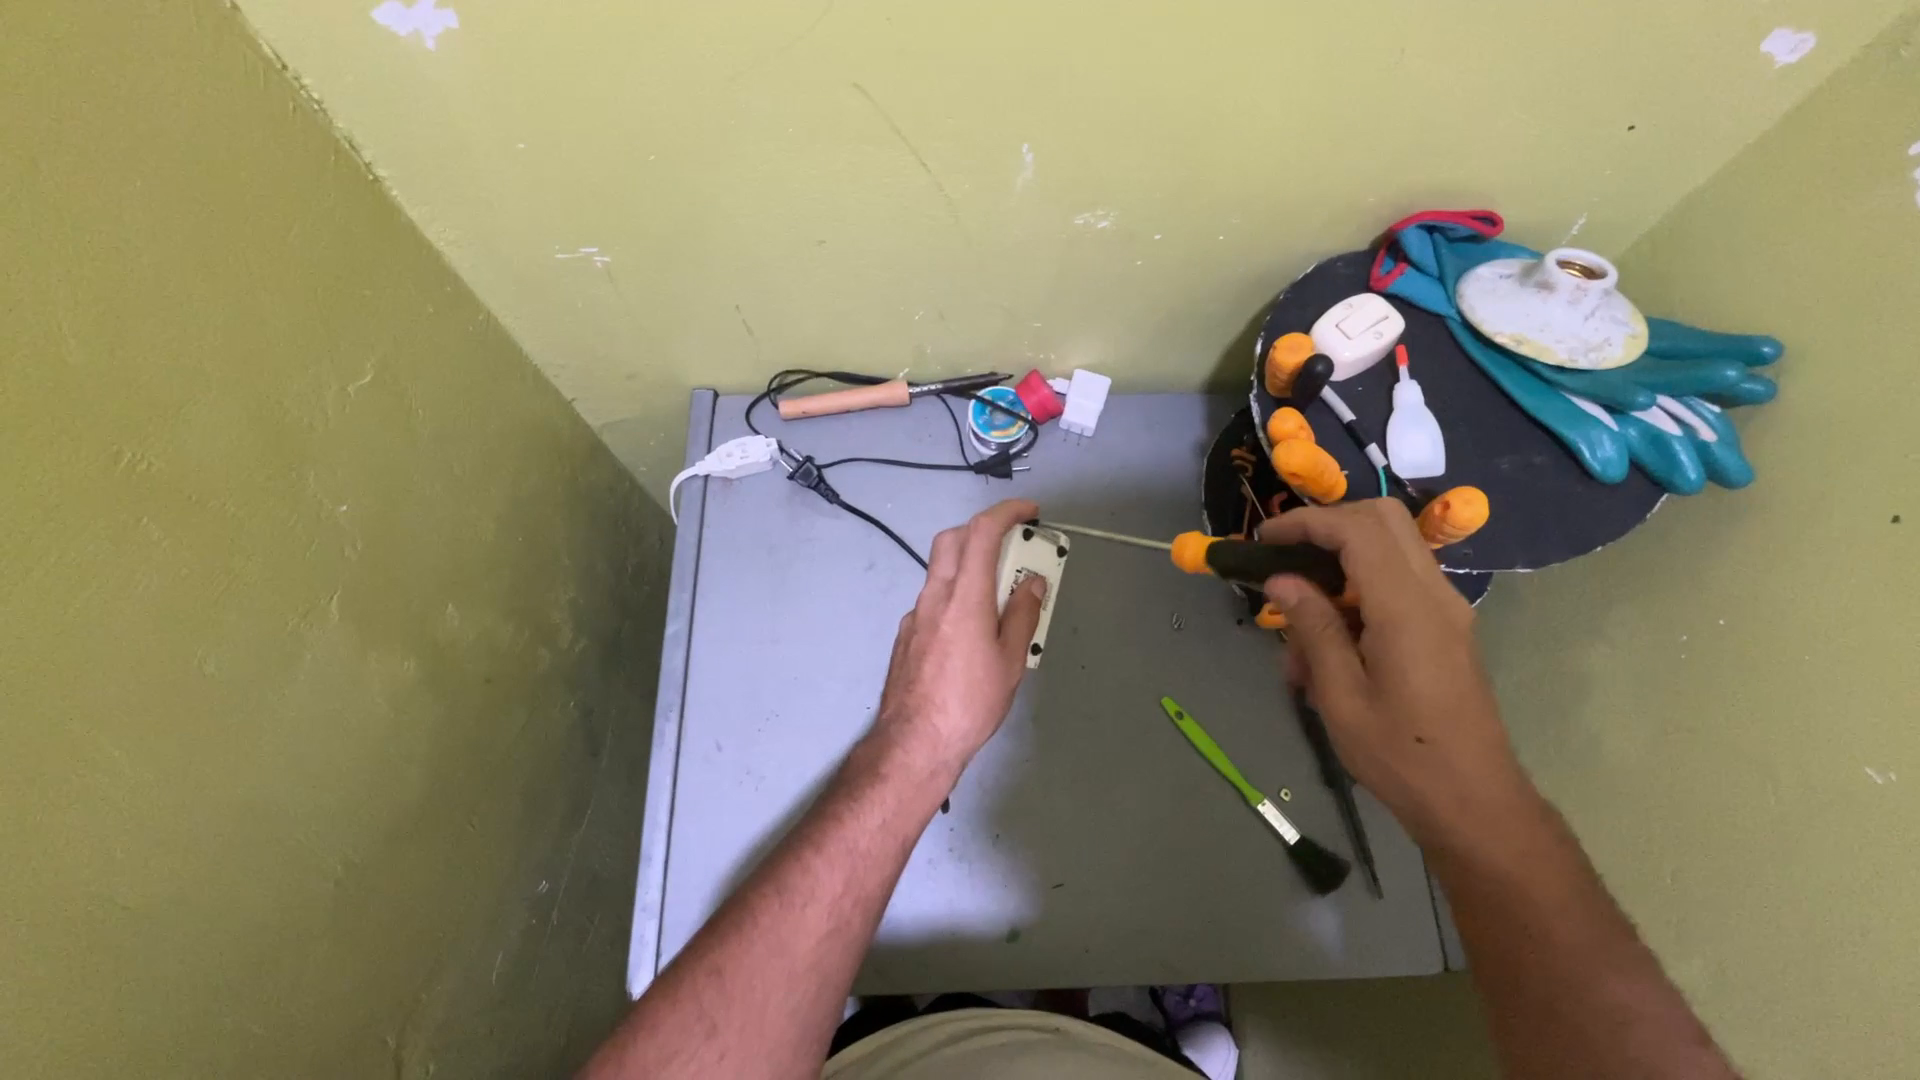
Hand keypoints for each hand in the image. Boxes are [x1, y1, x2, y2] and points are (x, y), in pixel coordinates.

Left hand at [872, 499, 1046, 773]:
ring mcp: (915, 614)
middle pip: (953, 539)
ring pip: (940, 569)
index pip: (982, 532)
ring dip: (969, 564)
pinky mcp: (906, 634)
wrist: (915, 741)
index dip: (1007, 512)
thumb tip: (1033, 583)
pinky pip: (933, 598)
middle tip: (1011, 546)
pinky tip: (970, 628)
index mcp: (965, 597)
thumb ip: (1023, 615)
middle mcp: (935, 596)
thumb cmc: (970, 703)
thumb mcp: (1011, 662)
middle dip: (983, 529)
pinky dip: (955, 594)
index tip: (1029, 511)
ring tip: (998, 594)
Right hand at [1257, 499, 1533, 845]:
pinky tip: (1327, 644)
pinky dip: (1356, 591)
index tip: (1263, 540)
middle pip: (1382, 520)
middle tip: (1283, 556)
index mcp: (1407, 608)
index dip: (1306, 522)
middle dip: (1325, 526)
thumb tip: (1282, 580)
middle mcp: (1435, 595)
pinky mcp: (1445, 627)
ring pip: (1389, 549)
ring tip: (1298, 625)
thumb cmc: (1401, 756)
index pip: (1358, 530)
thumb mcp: (1341, 696)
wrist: (1475, 802)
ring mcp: (1446, 609)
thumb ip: (1313, 629)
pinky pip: (1397, 583)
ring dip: (1337, 565)